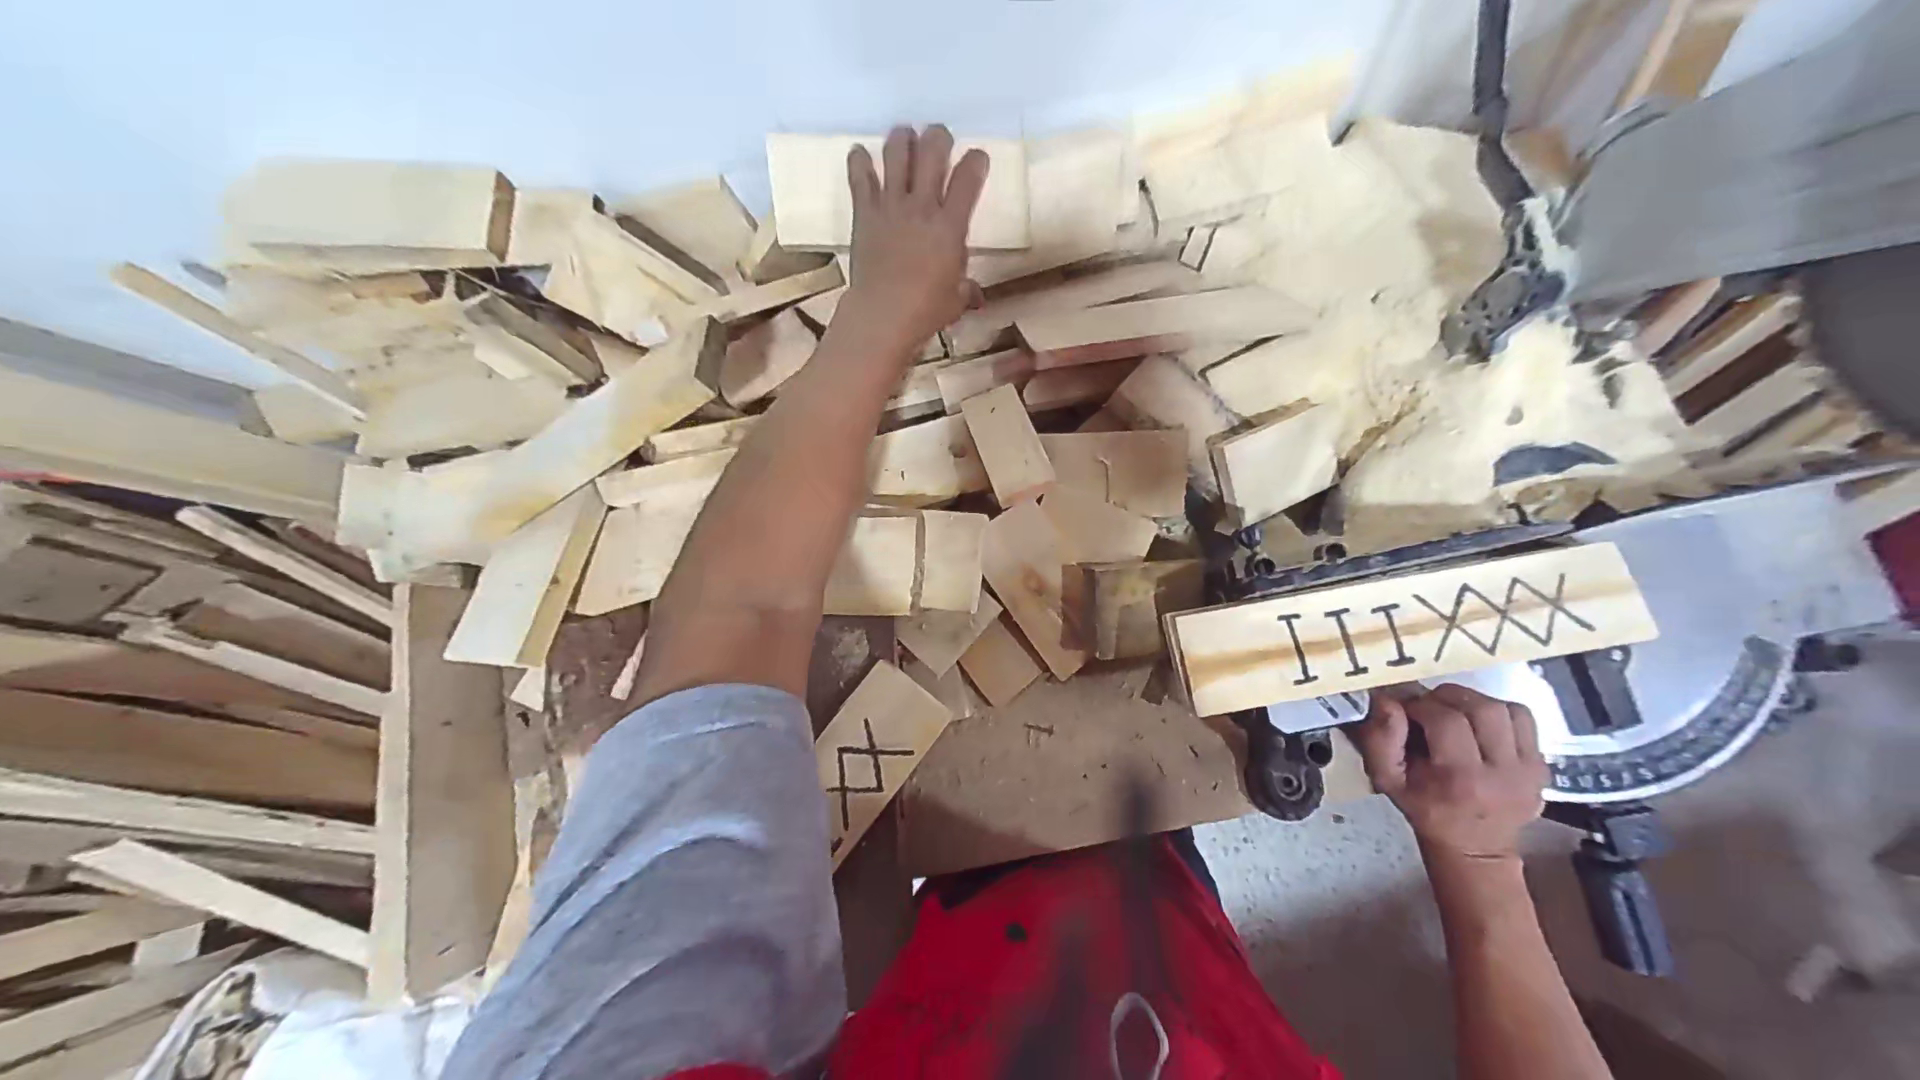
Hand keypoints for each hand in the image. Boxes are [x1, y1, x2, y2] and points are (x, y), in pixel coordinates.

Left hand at [838, 125, 988, 360]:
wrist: (882, 313)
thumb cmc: (925, 310)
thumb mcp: (955, 301)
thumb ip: (966, 290)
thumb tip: (976, 297)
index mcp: (951, 225)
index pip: (969, 177)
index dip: (976, 161)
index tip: (977, 158)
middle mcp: (923, 206)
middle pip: (933, 150)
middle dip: (939, 138)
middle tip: (939, 140)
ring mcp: (891, 205)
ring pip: (897, 152)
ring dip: (902, 138)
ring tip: (904, 136)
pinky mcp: (865, 212)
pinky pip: (860, 177)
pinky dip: (859, 161)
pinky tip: (860, 153)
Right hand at [1354, 684, 1548, 862]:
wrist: (1476, 845)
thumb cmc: (1424, 809)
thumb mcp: (1387, 780)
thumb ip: (1380, 740)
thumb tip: (1387, 700)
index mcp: (1461, 779)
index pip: (1445, 720)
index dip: (1420, 705)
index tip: (1405, 709)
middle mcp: (1503, 773)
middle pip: (1481, 709)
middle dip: (1446, 697)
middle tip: (1428, 706)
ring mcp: (1530, 770)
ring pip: (1505, 709)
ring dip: (1472, 701)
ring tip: (1453, 712)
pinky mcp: (1544, 766)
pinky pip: (1523, 719)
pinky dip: (1497, 712)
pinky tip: (1478, 723)